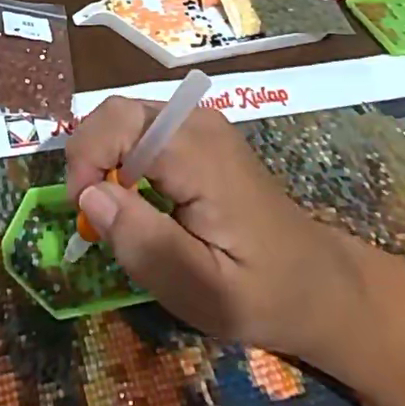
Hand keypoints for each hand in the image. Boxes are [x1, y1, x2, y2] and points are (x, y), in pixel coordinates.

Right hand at [66, 96, 360, 358]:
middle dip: (89, 158)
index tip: (84, 213)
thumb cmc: (262, 292)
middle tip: (94, 214)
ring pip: (122, 118)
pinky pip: (140, 127)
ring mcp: (197, 121)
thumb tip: (90, 195)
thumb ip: (146, 243)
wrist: (320, 284)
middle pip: (114, 113)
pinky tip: (137, 196)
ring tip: (115, 210)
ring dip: (103, 159)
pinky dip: (121, 156)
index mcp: (198, 152)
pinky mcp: (196, 131)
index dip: (85, 161)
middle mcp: (195, 121)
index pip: (115, 124)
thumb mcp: (203, 290)